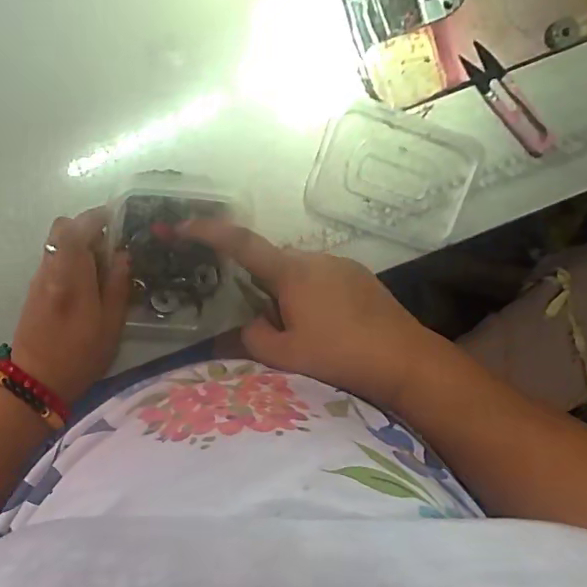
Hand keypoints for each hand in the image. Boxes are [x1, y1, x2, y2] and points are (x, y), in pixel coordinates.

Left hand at [8, 208, 132, 404]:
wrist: (36, 382)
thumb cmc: (80, 356)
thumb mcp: (111, 325)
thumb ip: (118, 286)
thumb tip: (123, 255)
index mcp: (71, 276)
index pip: (76, 228)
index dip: (95, 218)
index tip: (115, 221)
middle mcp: (50, 270)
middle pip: (62, 229)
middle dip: (86, 229)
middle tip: (110, 247)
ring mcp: (39, 280)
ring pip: (58, 246)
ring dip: (79, 247)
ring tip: (102, 270)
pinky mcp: (34, 292)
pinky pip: (54, 262)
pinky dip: (71, 262)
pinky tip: (86, 286)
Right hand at [181, 217, 452, 407]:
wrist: (406, 360)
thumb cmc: (341, 356)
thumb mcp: (286, 356)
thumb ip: (255, 336)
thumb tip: (252, 324)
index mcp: (292, 273)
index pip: (241, 244)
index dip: (207, 232)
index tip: (180, 226)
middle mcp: (316, 259)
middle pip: (272, 264)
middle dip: (259, 287)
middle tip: (265, 326)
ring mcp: (342, 266)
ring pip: (299, 274)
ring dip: (288, 296)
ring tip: (303, 335)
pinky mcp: (362, 278)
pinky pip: (322, 281)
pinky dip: (312, 299)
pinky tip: (328, 330)